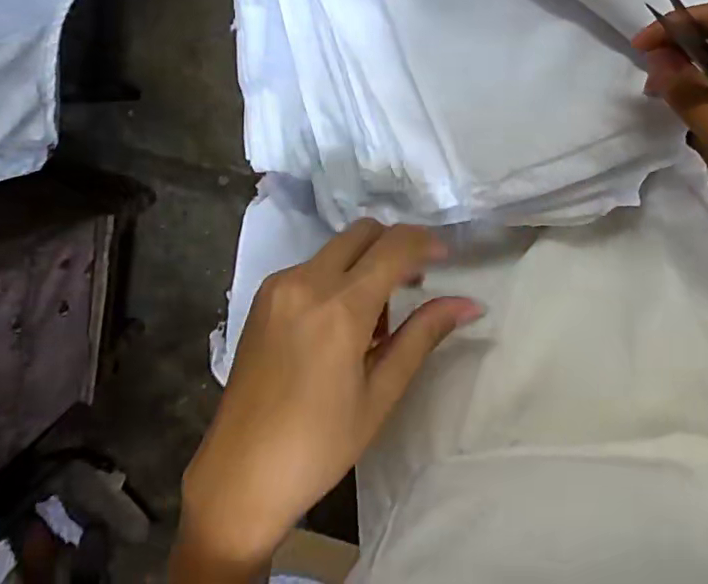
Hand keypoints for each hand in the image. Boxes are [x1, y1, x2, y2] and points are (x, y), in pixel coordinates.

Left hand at [175, 220, 481, 576]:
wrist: (238, 475)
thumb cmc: (319, 445)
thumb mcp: (380, 394)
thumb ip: (422, 336)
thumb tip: (469, 303)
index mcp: (339, 307)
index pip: (394, 246)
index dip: (426, 242)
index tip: (447, 256)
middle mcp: (305, 281)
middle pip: (363, 232)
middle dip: (395, 246)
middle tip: (413, 285)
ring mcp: (279, 285)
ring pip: (337, 248)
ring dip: (365, 263)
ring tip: (375, 322)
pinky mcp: (262, 297)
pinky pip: (311, 267)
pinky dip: (337, 277)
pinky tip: (340, 325)